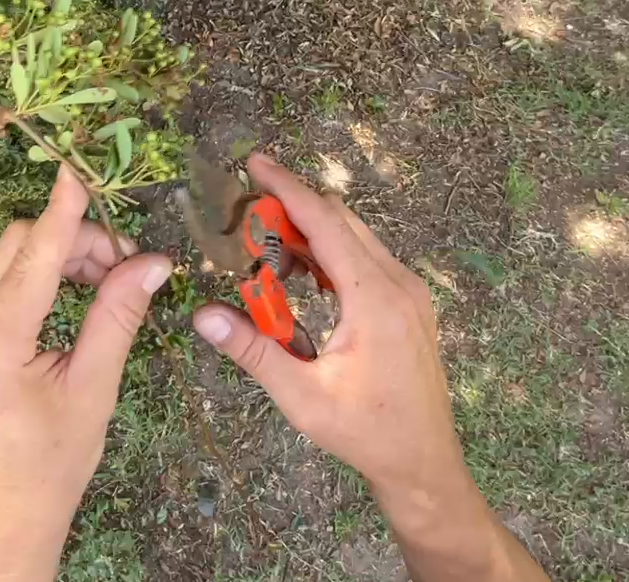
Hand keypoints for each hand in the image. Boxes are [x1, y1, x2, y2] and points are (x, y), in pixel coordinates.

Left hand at [0, 165, 171, 581]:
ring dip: (56, 255)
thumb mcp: (93, 391)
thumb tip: (152, 263)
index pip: (31, 258)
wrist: (1, 515)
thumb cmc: (52, 464)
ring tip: (104, 280)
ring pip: (6, 258)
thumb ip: (117, 317)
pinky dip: (37, 274)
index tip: (78, 171)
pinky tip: (71, 291)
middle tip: (122, 263)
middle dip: (72, 240)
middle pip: (16, 247)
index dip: (60, 212)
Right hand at [191, 155, 545, 580]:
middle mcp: (398, 282)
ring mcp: (408, 289)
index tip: (255, 163)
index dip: (288, 188)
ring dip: (309, 225)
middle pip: (339, 218)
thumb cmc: (365, 434)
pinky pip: (363, 253)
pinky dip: (327, 246)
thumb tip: (201, 315)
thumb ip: (253, 351)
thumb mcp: (303, 398)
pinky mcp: (408, 299)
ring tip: (265, 238)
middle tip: (247, 201)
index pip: (325, 222)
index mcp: (375, 299)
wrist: (427, 467)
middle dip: (292, 201)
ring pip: (353, 232)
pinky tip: (300, 269)